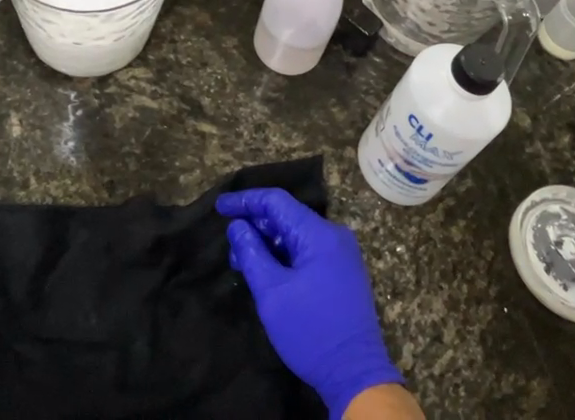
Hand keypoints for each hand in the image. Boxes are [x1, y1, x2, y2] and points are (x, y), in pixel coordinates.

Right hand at [218, 188, 403, 416]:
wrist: (356, 374)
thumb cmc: (310, 331)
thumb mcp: (271, 292)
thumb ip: (251, 253)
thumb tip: (237, 226)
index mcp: (319, 234)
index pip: (276, 202)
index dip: (245, 201)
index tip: (219, 207)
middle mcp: (334, 236)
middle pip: (287, 217)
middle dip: (255, 227)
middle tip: (230, 247)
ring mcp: (341, 255)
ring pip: (296, 235)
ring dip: (268, 244)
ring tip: (243, 263)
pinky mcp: (342, 272)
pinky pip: (307, 251)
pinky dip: (284, 256)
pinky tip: (265, 272)